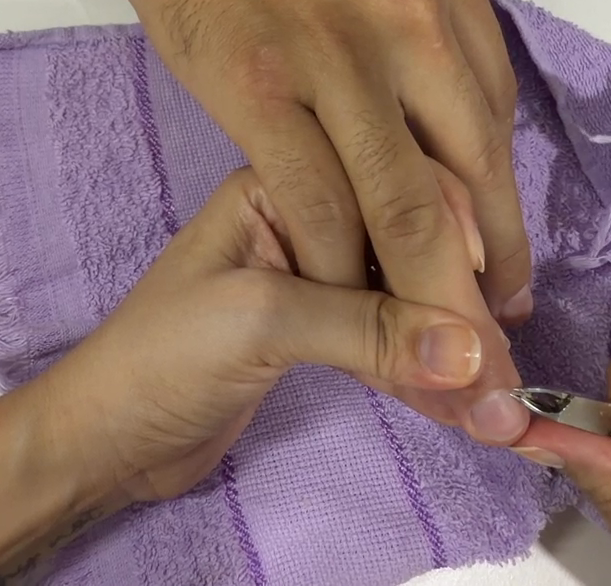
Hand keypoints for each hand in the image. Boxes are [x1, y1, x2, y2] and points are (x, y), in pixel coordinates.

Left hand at [28, 168, 531, 505]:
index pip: (392, 190)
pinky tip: (460, 384)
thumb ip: (365, 330)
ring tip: (492, 393)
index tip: (489, 331)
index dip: (446, 255)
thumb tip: (475, 352)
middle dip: (459, 299)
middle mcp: (311, 210)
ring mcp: (319, 263)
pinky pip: (394, 321)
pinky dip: (428, 355)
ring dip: (452, 333)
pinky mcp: (325, 315)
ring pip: (410, 279)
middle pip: (412, 231)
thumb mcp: (260, 325)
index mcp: (285, 179)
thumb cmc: (163, 356)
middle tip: (500, 375)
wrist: (111, 431)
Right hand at [99, 0, 531, 435]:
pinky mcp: (260, 91)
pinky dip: (335, 265)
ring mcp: (335, 54)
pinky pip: (318, 205)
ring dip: (421, 291)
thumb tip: (454, 142)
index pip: (495, 125)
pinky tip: (337, 293)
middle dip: (485, 274)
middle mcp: (410, 17)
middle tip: (491, 341)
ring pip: (401, 206)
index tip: (503, 270)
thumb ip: (430, 40)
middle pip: (469, 177)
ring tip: (430, 341)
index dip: (506, 215)